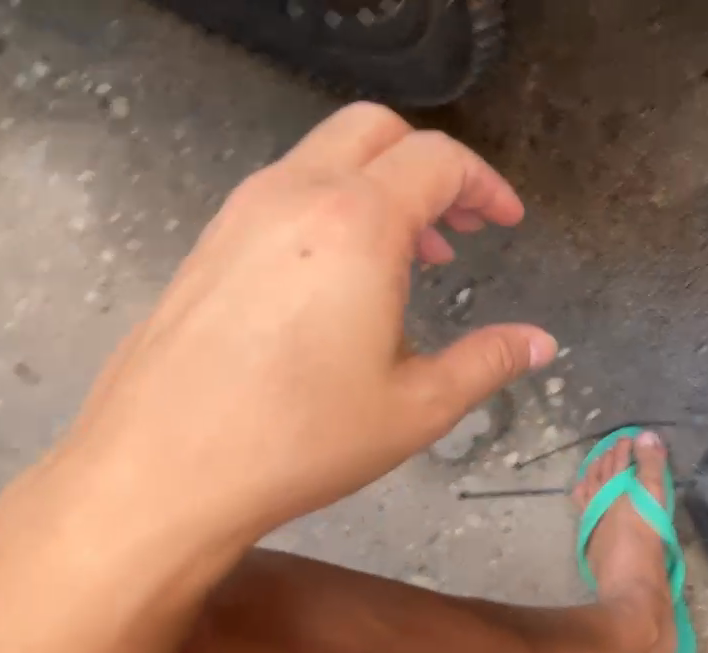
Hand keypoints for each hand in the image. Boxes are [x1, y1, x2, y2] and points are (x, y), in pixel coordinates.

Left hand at [48, 103, 556, 551]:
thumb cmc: (308, 435)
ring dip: (385, 187)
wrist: (166, 465)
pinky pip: (291, 191)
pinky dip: (340, 207)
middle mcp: (296, 198)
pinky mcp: (213, 242)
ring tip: (421, 257)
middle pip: (375, 131)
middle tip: (468, 224)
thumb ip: (490, 361)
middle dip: (434, 166)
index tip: (508, 222)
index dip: (485, 183)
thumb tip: (541, 343)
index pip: (435, 160)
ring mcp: (243, 214)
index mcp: (357, 226)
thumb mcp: (423, 405)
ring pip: (326, 155)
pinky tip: (355, 278)